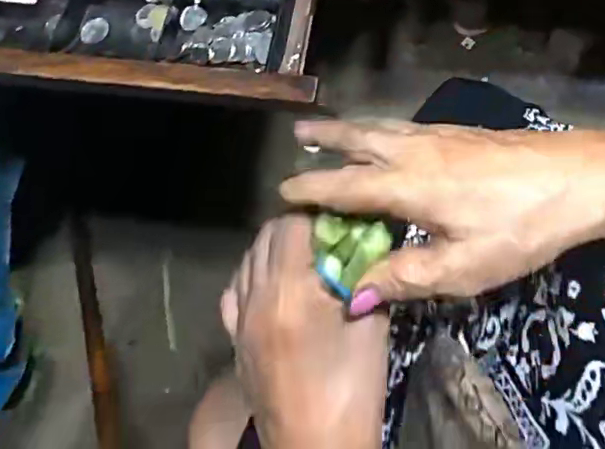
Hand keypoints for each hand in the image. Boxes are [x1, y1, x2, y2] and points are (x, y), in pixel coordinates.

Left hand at [221, 215, 388, 448]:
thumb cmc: (352, 391)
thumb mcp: (370, 325)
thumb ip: (365, 274)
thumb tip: (367, 238)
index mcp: (290, 289)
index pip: (294, 223)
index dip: (317, 213)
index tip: (338, 215)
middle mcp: (258, 295)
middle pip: (269, 235)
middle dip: (297, 225)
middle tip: (325, 233)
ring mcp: (241, 317)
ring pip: (250, 257)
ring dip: (274, 246)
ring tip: (303, 255)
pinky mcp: (235, 338)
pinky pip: (236, 287)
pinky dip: (254, 274)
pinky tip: (274, 283)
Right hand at [279, 119, 604, 310]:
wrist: (570, 176)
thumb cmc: (517, 227)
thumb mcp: (466, 267)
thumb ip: (407, 277)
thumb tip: (355, 294)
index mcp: (407, 185)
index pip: (345, 186)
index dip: (311, 189)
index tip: (282, 190)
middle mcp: (411, 151)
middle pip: (357, 139)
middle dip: (324, 138)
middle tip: (296, 136)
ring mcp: (434, 135)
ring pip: (378, 127)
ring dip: (348, 127)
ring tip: (328, 130)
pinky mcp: (454, 131)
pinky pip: (398, 125)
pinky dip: (375, 127)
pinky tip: (384, 136)